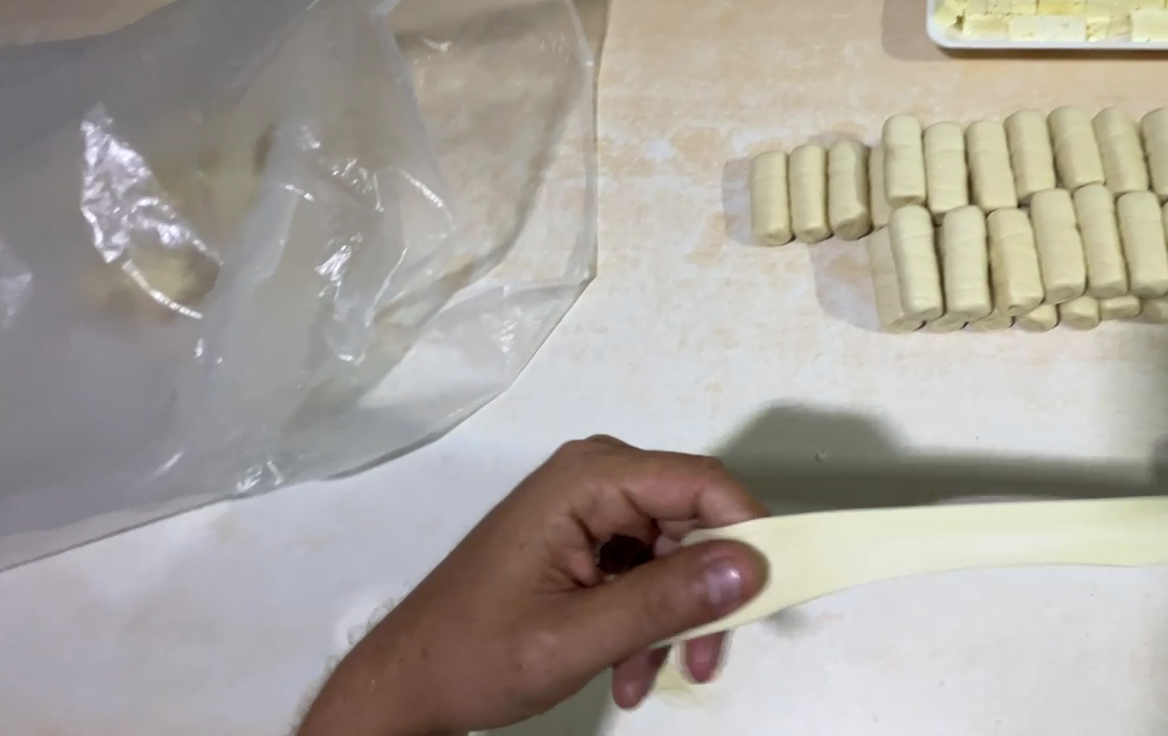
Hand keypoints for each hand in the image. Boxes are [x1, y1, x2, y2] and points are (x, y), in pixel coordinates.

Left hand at [299, 437, 768, 735]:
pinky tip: (629, 668)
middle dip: (704, 590)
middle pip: (691, 518)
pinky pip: (647, 563)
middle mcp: (601, 474)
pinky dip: (649, 615)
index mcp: (593, 476)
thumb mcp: (573, 639)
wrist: (396, 694)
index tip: (770, 590)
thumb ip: (665, 601)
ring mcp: (594, 502)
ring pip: (675, 548)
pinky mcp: (589, 532)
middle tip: (706, 658)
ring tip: (651, 677)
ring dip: (674, 615)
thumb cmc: (472, 658)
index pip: (699, 483)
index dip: (746, 528)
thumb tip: (752, 567)